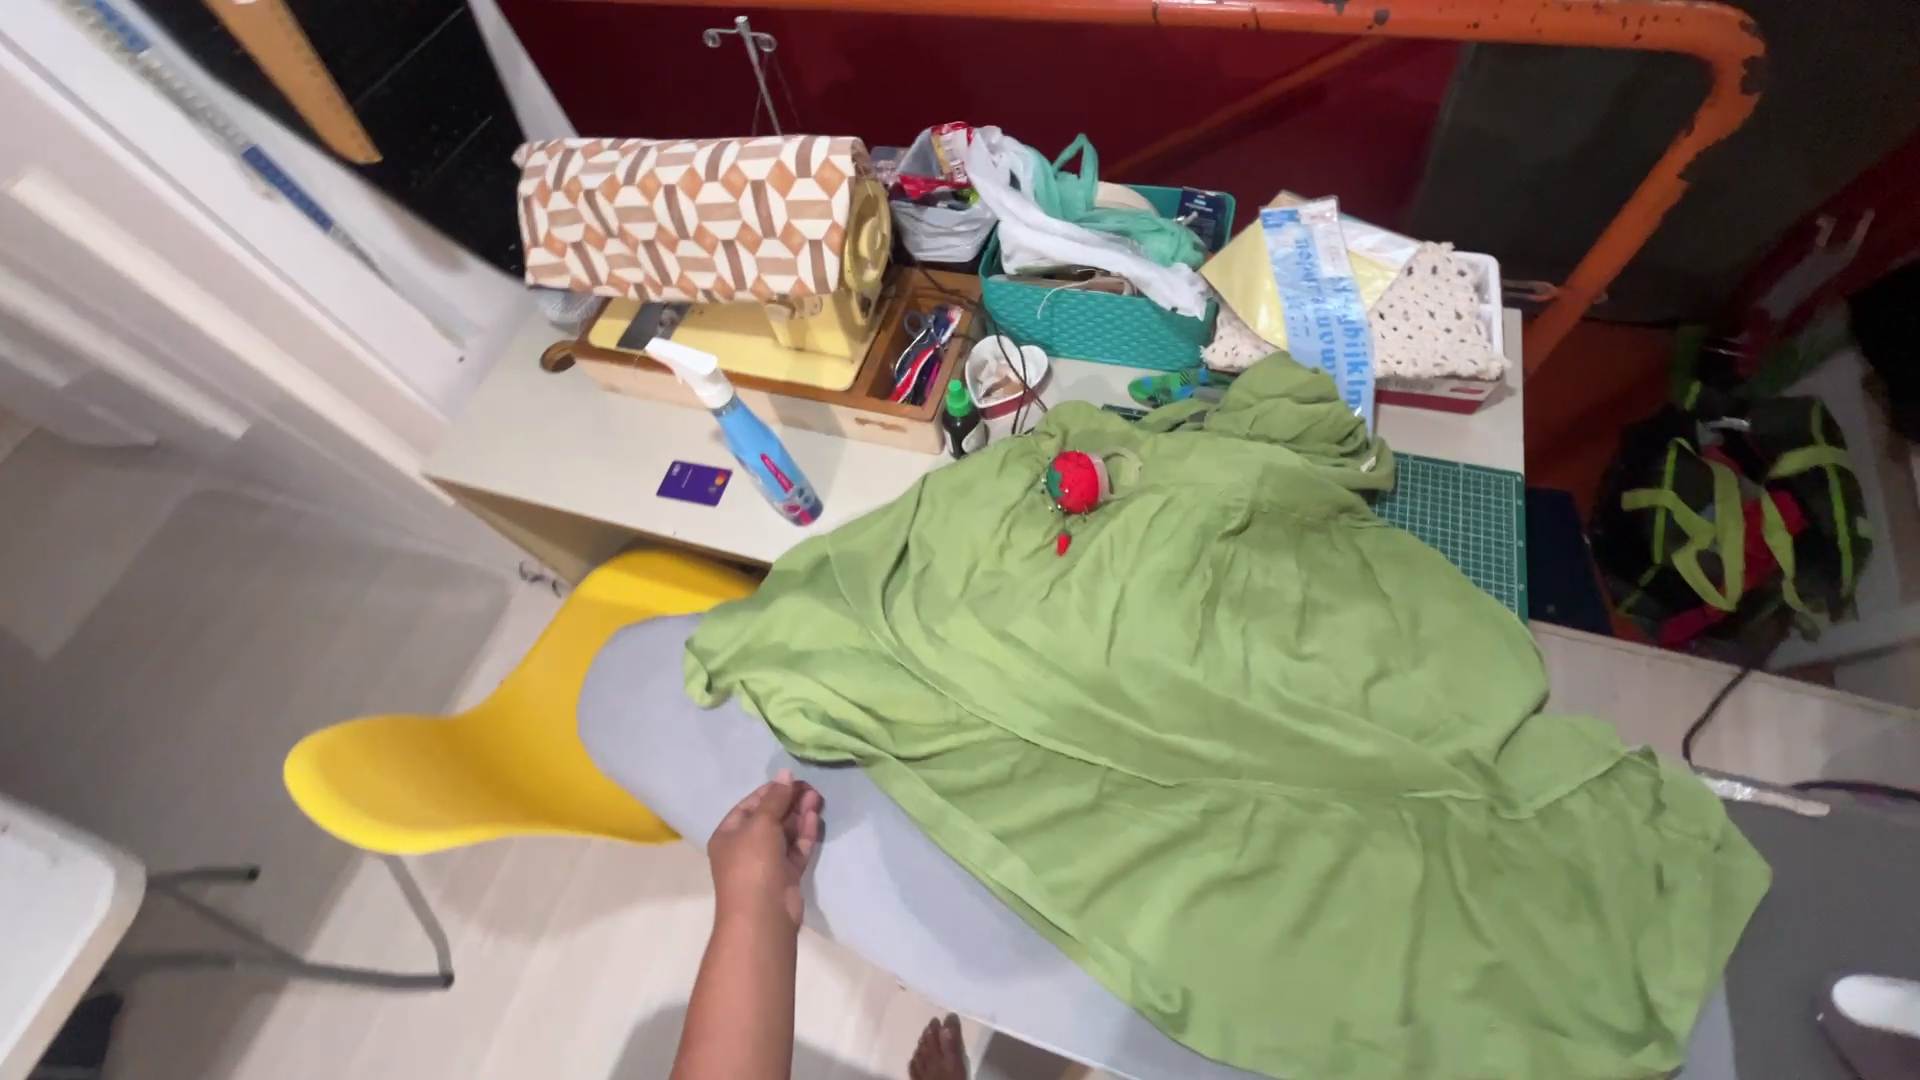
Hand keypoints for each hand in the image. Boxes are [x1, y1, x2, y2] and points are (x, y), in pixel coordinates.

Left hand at [708, 768, 823, 929]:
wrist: (762, 915)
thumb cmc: (752, 863)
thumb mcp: (761, 823)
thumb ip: (775, 797)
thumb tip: (785, 773)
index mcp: (729, 834)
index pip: (750, 805)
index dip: (771, 791)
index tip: (792, 780)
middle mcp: (746, 847)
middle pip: (770, 817)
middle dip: (789, 802)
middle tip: (811, 788)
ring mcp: (766, 862)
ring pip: (785, 832)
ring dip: (800, 815)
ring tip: (817, 798)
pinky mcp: (785, 874)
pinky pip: (796, 848)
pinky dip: (805, 833)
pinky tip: (815, 817)